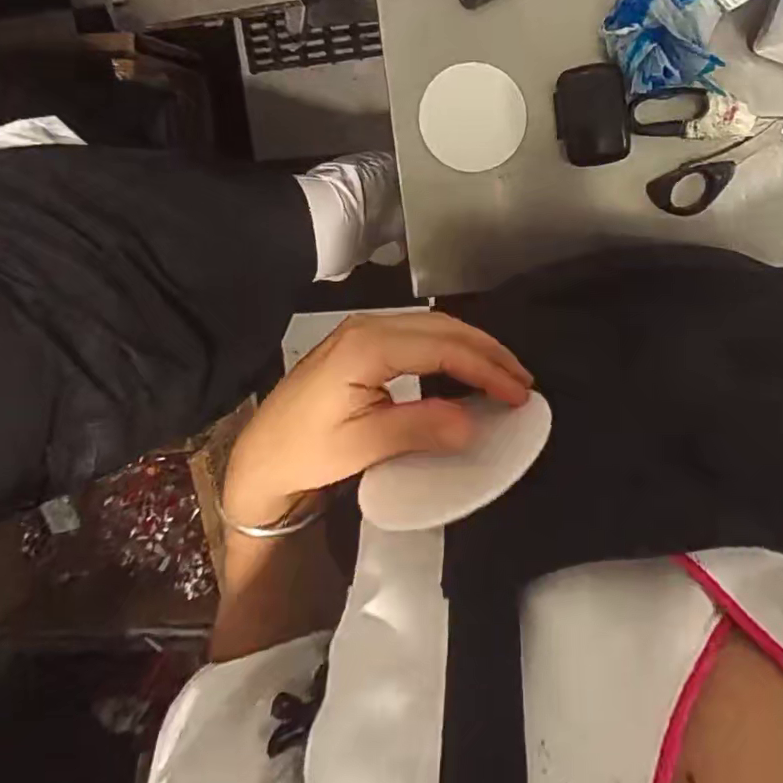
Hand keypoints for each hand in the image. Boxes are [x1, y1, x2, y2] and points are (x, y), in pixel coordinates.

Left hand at [223, 313, 532, 527]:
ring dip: (472, 348)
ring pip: (433, 327)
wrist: (260, 456)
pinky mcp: (362, 343)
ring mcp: (363, 331)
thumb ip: (419, 428)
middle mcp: (367, 326)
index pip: (442, 347)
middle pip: (443, 327)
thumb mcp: (361, 445)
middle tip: (522, 382)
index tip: (518, 394)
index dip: (486, 369)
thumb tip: (473, 422)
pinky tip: (466, 369)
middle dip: (488, 352)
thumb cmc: (303, 452)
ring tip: (504, 375)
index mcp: (366, 346)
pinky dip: (450, 350)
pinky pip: (418, 336)